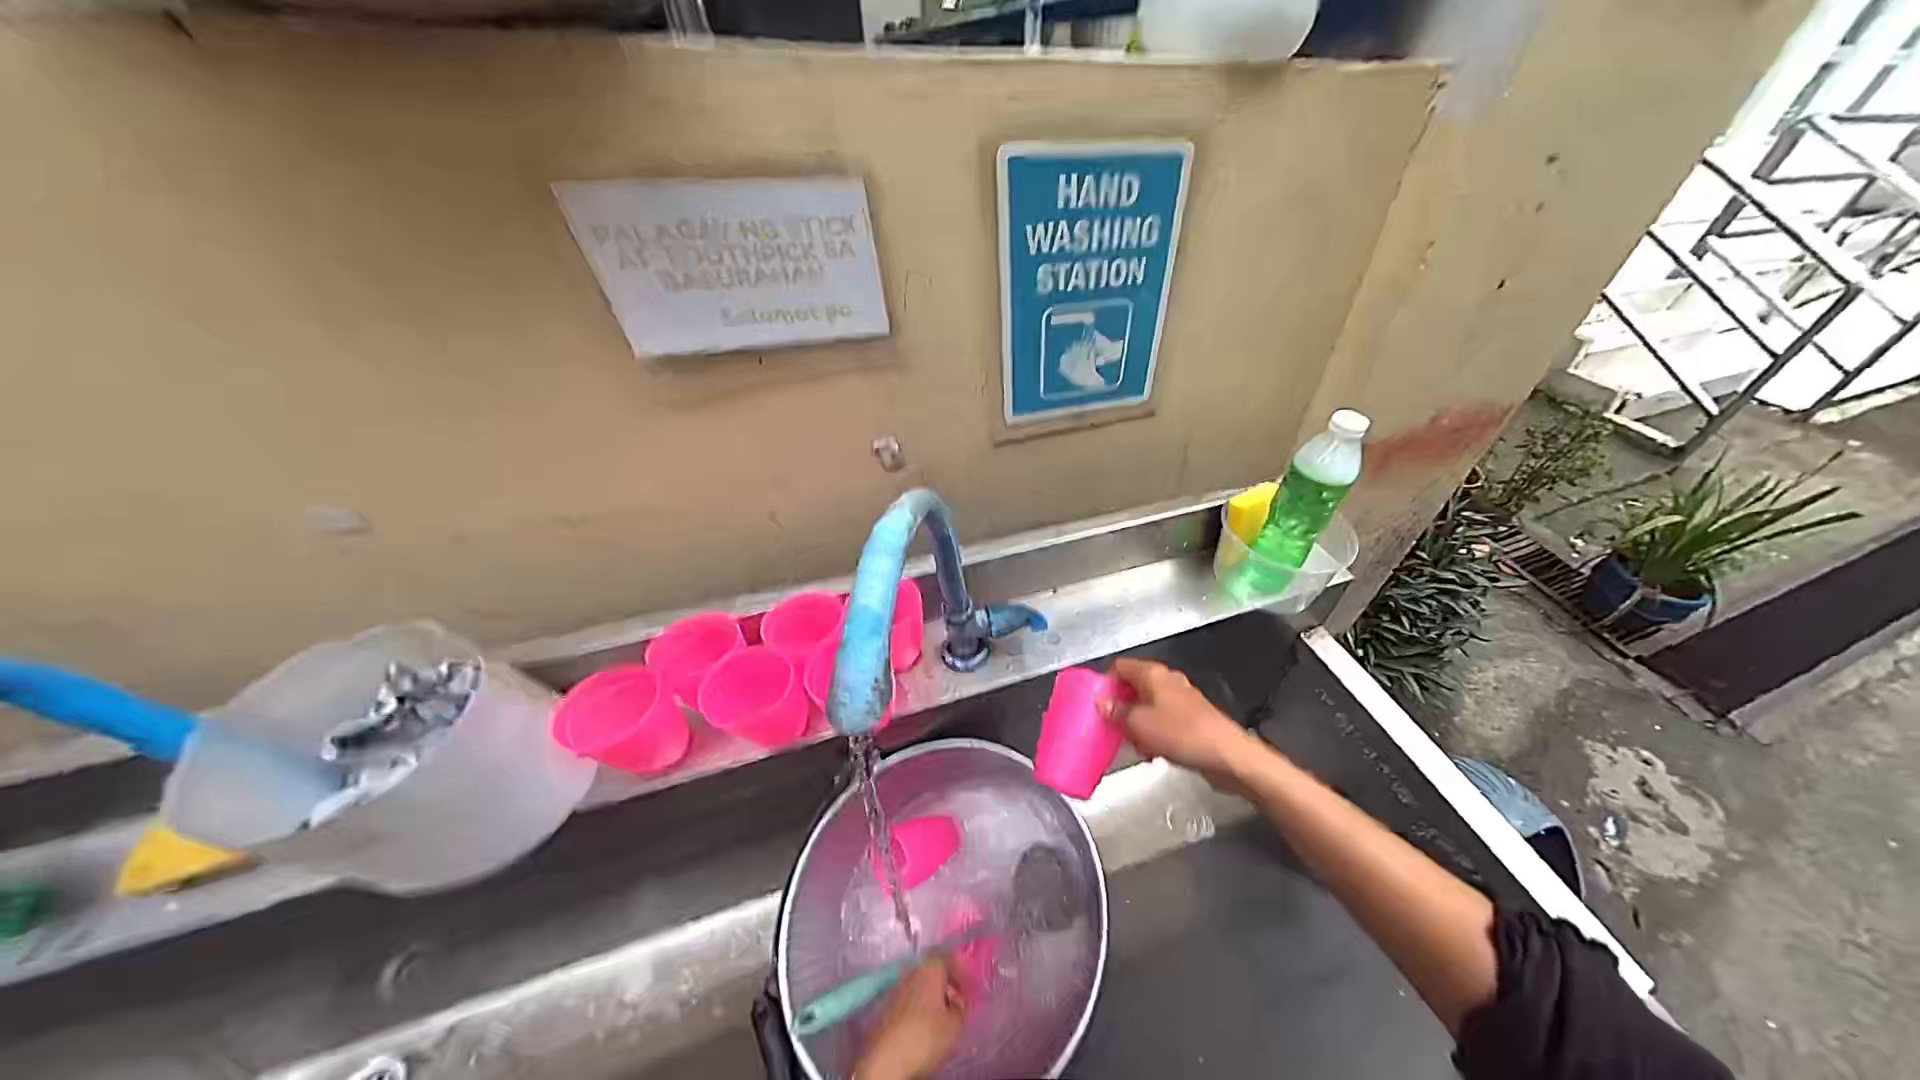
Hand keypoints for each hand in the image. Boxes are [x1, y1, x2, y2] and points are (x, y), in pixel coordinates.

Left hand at [853, 957, 966, 1079]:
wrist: (887, 1059)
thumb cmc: (926, 1036)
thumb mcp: (954, 1026)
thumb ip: (960, 1009)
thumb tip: (957, 1002)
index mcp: (930, 969)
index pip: (948, 960)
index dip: (961, 975)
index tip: (970, 991)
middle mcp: (911, 972)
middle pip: (932, 972)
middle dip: (945, 985)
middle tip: (957, 1003)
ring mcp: (896, 989)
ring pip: (919, 986)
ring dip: (931, 998)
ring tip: (942, 1017)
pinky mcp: (886, 1007)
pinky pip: (908, 1001)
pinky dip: (918, 1008)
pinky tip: (923, 1025)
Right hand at [1104, 658, 1259, 787]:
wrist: (1228, 757)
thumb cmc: (1182, 735)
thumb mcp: (1139, 724)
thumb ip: (1116, 712)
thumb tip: (1101, 702)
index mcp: (1153, 674)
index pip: (1119, 667)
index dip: (1105, 683)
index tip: (1097, 706)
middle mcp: (1168, 681)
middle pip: (1133, 687)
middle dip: (1120, 708)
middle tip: (1112, 729)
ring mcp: (1181, 699)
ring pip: (1147, 706)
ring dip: (1136, 724)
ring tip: (1134, 745)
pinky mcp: (1192, 718)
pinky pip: (1163, 720)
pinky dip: (1153, 733)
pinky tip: (1153, 752)